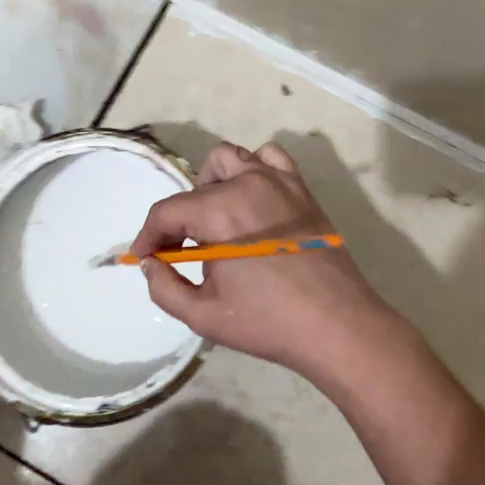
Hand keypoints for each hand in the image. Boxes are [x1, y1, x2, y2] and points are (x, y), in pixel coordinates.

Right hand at [132, 142, 402, 379]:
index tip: (146, 258)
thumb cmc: (269, 322)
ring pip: (230, 159)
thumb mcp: (205, 315)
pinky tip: (253, 202)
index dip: (149, 236)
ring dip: (214, 184)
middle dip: (181, 217)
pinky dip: (254, 170)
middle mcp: (246, 184)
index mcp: (219, 211)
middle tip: (186, 250)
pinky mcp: (301, 189)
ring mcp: (278, 181)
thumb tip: (151, 263)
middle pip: (195, 187)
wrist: (338, 326)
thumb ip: (165, 287)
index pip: (167, 212)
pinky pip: (270, 158)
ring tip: (217, 220)